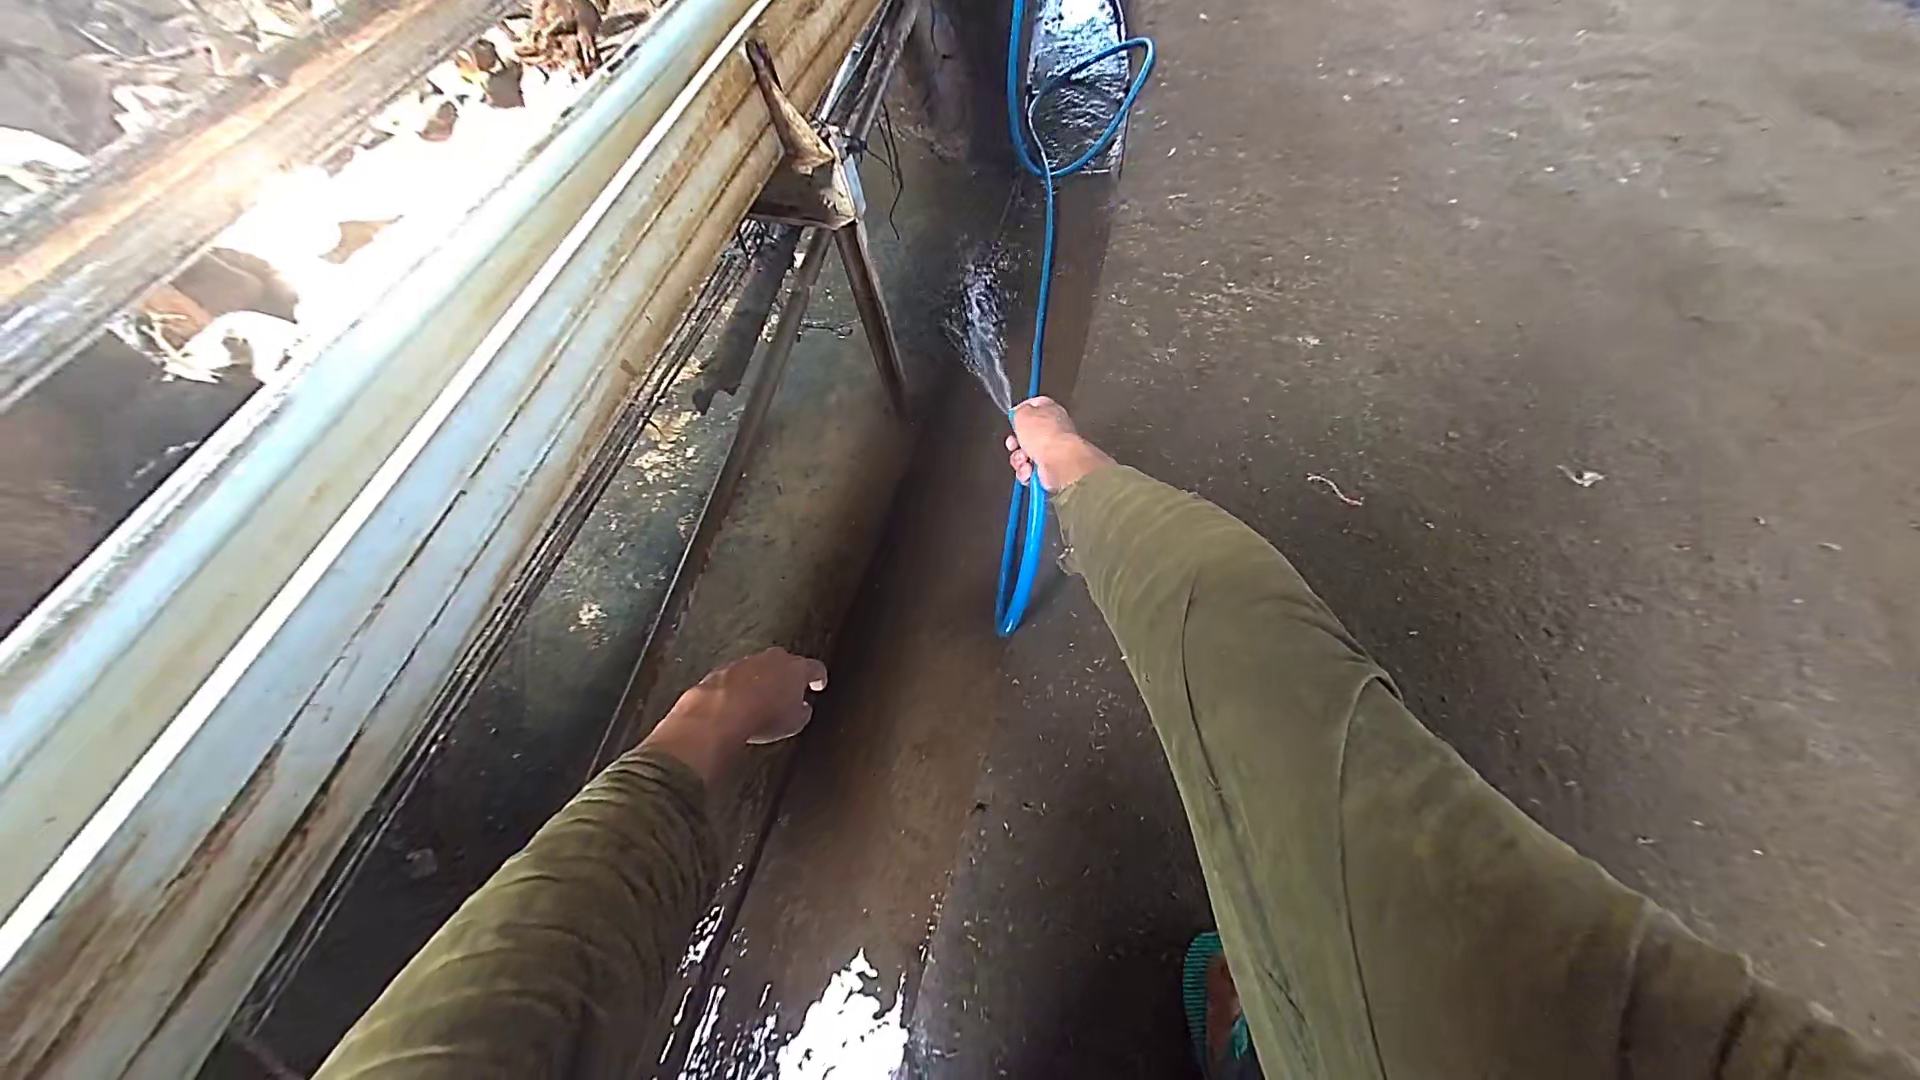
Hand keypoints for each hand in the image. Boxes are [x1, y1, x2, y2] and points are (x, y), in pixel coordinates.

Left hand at [686, 647, 828, 744]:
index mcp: (797, 669)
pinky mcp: (725, 669)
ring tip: (760, 703)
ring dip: (763, 682)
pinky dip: (741, 687)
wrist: (721, 712)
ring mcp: (748, 661)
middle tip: (788, 695)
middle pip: (787, 664)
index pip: (815, 668)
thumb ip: (803, 713)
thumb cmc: (762, 716)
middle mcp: (774, 659)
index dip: (819, 677)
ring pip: (761, 668)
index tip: (818, 683)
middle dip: (788, 678)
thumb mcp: (794, 724)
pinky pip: (739, 676)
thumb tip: (802, 710)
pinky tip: (738, 704)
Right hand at [1006, 396, 1114, 492]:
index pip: (1035, 407)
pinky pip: (1029, 471)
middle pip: (1027, 436)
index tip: (1013, 418)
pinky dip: (1026, 472)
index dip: (1021, 412)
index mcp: (1051, 412)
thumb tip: (1017, 413)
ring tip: (1024, 459)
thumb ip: (1019, 411)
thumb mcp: (1023, 415)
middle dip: (1015, 443)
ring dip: (1019, 459)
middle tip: (1015, 444)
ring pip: (1024, 456)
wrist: (1059, 463)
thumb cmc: (1047, 437)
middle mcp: (1053, 432)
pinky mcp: (1049, 470)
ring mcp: (1052, 452)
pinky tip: (1030, 470)